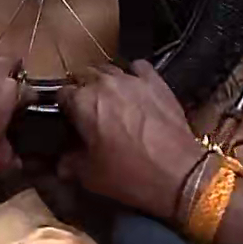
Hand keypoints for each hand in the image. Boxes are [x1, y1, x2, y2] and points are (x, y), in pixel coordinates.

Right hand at [60, 60, 205, 220]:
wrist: (181, 176)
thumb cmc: (130, 175)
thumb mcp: (91, 176)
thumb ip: (70, 164)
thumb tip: (61, 165)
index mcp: (81, 102)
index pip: (61, 94)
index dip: (64, 107)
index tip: (70, 119)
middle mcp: (102, 83)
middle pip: (83, 76)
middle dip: (82, 89)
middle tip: (89, 110)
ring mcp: (130, 79)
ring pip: (108, 69)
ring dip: (104, 81)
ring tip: (111, 98)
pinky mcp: (155, 82)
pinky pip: (139, 67)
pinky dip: (134, 74)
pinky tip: (136, 87)